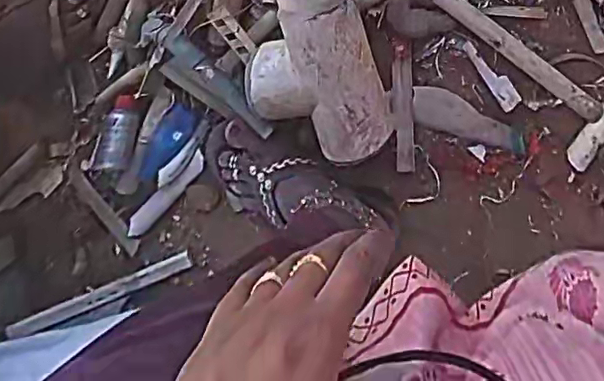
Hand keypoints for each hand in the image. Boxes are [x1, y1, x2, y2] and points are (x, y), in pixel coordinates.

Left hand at [178, 228, 394, 380]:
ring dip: (306, 258)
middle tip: (356, 241)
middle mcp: (286, 310)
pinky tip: (267, 269)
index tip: (382, 237)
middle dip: (342, 244)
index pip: (354, 269)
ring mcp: (249, 313)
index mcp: (319, 332)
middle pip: (320, 258)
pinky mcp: (217, 327)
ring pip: (284, 266)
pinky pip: (244, 284)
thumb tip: (385, 371)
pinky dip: (262, 272)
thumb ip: (356, 374)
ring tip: (318, 255)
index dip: (372, 247)